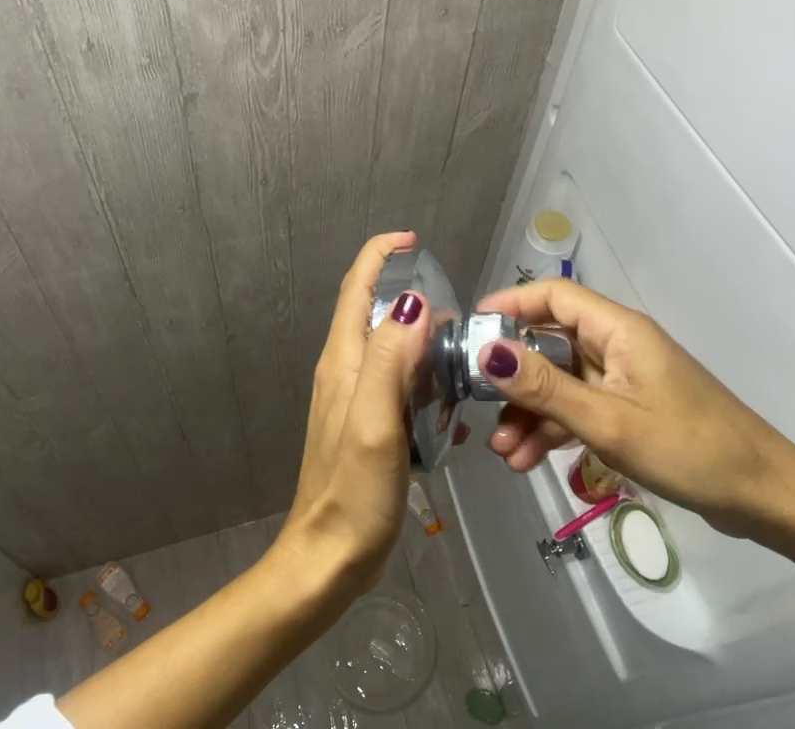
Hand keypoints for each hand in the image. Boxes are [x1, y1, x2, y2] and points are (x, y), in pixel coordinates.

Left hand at [274, 233, 426, 596]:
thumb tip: (412, 301)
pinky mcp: (370, 427)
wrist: (329, 557)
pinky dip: (426, 381)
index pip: (355, 290)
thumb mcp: (375, 421)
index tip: (413, 238)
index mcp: (343, 362)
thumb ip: (390, 360)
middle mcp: (345, 373)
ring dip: (424, 341)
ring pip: (391, 350)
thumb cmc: (352, 491)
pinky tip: (451, 406)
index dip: (379, 256)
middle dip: (411, 296)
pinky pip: (400, 387)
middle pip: (374, 314)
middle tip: (460, 312)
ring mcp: (356, 401)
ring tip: (464, 355)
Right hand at [474, 279, 794, 536]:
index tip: (467, 333)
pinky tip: (527, 460)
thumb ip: (543, 387)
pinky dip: (553, 429)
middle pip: (548, 343)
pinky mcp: (630, 410)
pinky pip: (578, 409)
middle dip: (511, 377)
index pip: (552, 295)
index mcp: (618, 330)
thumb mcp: (607, 420)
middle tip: (476, 408)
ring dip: (528, 413)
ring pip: (559, 382)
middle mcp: (617, 345)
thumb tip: (485, 351)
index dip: (508, 306)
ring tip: (503, 454)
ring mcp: (623, 379)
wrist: (762, 496)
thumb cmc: (687, 447)